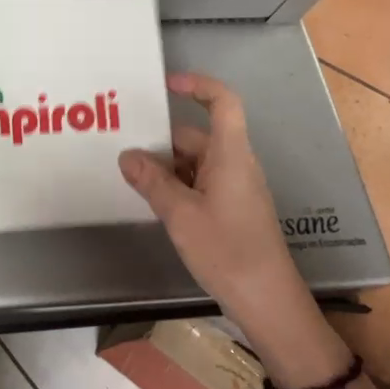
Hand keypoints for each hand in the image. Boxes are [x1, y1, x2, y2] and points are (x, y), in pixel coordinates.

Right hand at [118, 72, 305, 322]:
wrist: (268, 303)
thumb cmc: (228, 251)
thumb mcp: (181, 215)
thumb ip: (152, 182)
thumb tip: (127, 156)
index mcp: (231, 155)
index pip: (223, 102)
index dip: (197, 85)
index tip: (165, 86)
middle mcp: (235, 164)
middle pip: (197, 135)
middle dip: (160, 137)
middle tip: (120, 142)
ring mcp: (235, 188)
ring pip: (195, 162)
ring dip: (165, 165)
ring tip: (127, 173)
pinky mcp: (231, 210)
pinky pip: (199, 183)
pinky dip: (175, 185)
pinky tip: (151, 200)